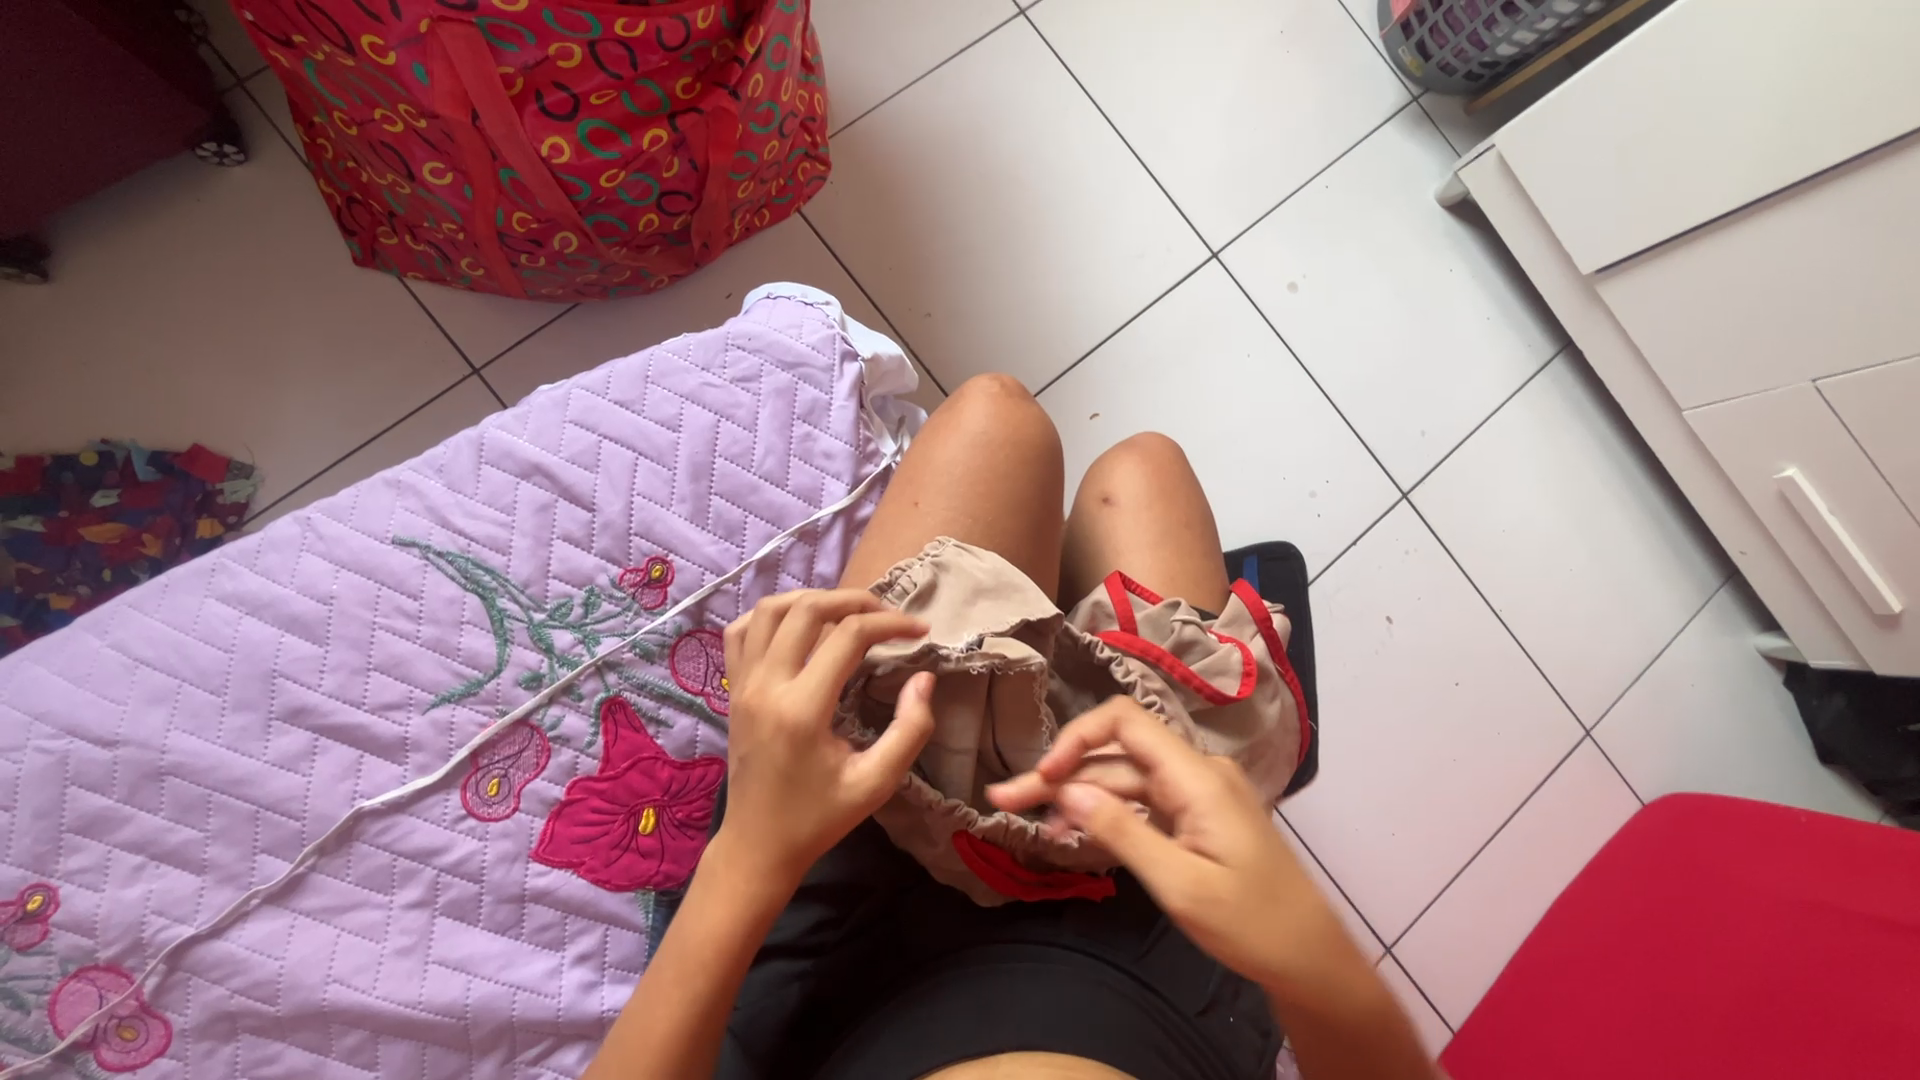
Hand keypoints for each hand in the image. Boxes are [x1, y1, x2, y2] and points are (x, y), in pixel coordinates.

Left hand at [715, 589, 936, 888]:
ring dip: (813, 600)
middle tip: (888, 615)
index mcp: (802, 709)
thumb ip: (909, 730)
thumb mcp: (877, 783)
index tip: (919, 632)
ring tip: (848, 613)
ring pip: (770, 610)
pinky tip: (798, 627)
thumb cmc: (820, 817)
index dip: (890, 624)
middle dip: (855, 600)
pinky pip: (741, 630)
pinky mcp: (732, 689)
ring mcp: (742, 684)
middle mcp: (766, 686)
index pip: (848, 636)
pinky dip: (771, 615)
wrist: (758, 844)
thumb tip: (923, 678)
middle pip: (808, 609)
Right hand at [988, 697, 1349, 991]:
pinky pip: (1140, 803)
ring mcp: (1194, 793)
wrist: (1309, 957)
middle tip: (1006, 800)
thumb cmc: (1252, 924)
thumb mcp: (1180, 884)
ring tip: (1030, 824)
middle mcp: (1193, 771)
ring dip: (1076, 798)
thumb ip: (1122, 831)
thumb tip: (1065, 791)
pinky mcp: (1193, 815)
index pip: (1125, 721)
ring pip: (1122, 780)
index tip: (1044, 776)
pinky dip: (1105, 815)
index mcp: (1196, 776)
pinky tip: (1072, 834)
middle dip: (1060, 776)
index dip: (1077, 737)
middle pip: (1114, 756)